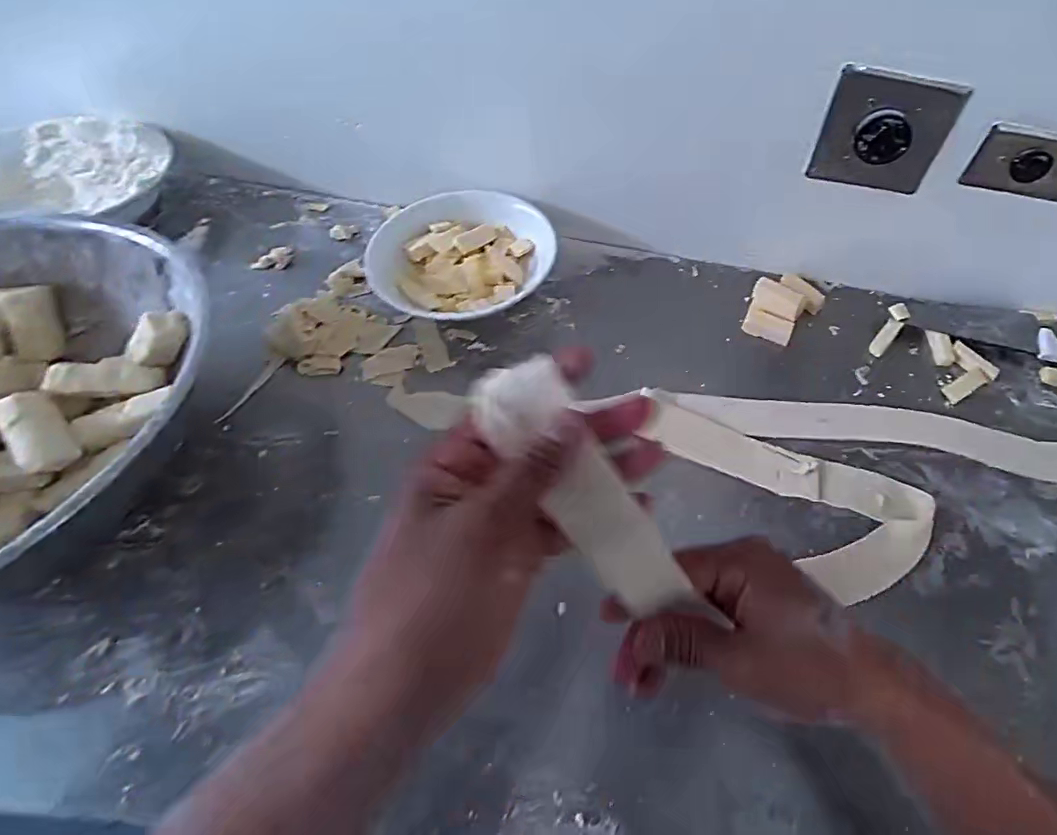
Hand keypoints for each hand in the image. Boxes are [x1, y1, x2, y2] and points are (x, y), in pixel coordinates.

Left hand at [332, 347, 663, 722]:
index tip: (587, 361)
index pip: (505, 411)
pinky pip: (566, 524)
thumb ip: (530, 473)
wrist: (401, 694)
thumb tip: (569, 420)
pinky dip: (600, 514)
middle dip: (595, 427)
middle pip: (545, 445)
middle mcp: (481, 485)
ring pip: (563, 483)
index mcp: (454, 466)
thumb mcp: (479, 527)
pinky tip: (638, 505)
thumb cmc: (428, 600)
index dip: (546, 384)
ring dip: (608, 469)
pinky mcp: (523, 556)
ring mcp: (505, 522)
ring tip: (655, 453)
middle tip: (644, 411)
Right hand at [605, 536, 895, 723]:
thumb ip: (685, 641)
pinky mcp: (762, 597)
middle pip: (683, 584)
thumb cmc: (804, 667)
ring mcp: (755, 576)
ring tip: (647, 683)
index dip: (639, 594)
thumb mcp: (738, 659)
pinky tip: (677, 665)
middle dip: (653, 627)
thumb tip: (638, 634)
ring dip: (671, 637)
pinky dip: (696, 634)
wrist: (865, 681)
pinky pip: (717, 607)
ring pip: (697, 599)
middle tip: (629, 674)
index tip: (607, 620)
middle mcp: (746, 558)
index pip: (677, 567)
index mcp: (742, 560)